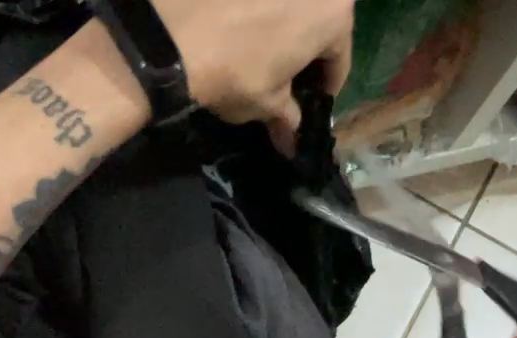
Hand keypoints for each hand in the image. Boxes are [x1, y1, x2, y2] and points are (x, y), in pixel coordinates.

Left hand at [151, 0, 353, 148]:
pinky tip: (244, 32)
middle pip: (321, 25)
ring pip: (295, 7)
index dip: (324, 91)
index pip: (339, 61)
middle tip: (286, 81)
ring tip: (263, 55)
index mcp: (335, 14)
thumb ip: (287, 120)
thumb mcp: (266, 104)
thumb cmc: (236, 73)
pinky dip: (262, 13)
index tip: (309, 106)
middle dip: (307, 55)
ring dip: (286, 31)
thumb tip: (292, 145)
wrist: (176, 35)